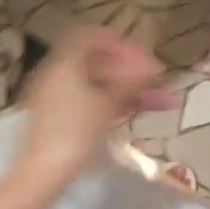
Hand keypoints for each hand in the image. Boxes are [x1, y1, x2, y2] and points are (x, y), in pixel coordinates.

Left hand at [16, 28, 176, 185]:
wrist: (44, 171)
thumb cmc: (76, 130)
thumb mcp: (107, 103)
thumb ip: (131, 80)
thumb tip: (152, 64)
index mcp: (66, 63)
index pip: (93, 38)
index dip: (120, 43)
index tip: (144, 54)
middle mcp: (60, 74)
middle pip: (100, 63)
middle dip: (132, 70)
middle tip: (157, 78)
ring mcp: (61, 97)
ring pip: (102, 86)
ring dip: (132, 90)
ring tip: (164, 101)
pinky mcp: (64, 118)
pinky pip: (95, 102)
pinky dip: (118, 104)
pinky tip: (142, 111)